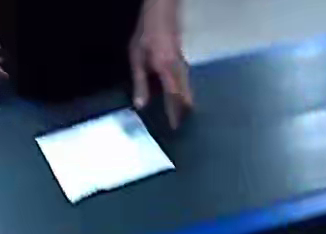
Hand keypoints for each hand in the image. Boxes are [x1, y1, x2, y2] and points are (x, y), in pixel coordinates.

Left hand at [130, 0, 191, 128]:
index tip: (175, 128)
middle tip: (180, 128)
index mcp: (166, 70)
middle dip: (183, 114)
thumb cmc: (147, 32)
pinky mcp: (184, 65)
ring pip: (188, 93)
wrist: (162, 10)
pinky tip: (178, 101)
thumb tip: (140, 105)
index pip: (173, 99)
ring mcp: (184, 68)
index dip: (174, 115)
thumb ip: (140, 81)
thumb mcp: (137, 55)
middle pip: (185, 99)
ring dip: (184, 106)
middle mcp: (179, 72)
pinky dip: (183, 96)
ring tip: (180, 118)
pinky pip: (186, 86)